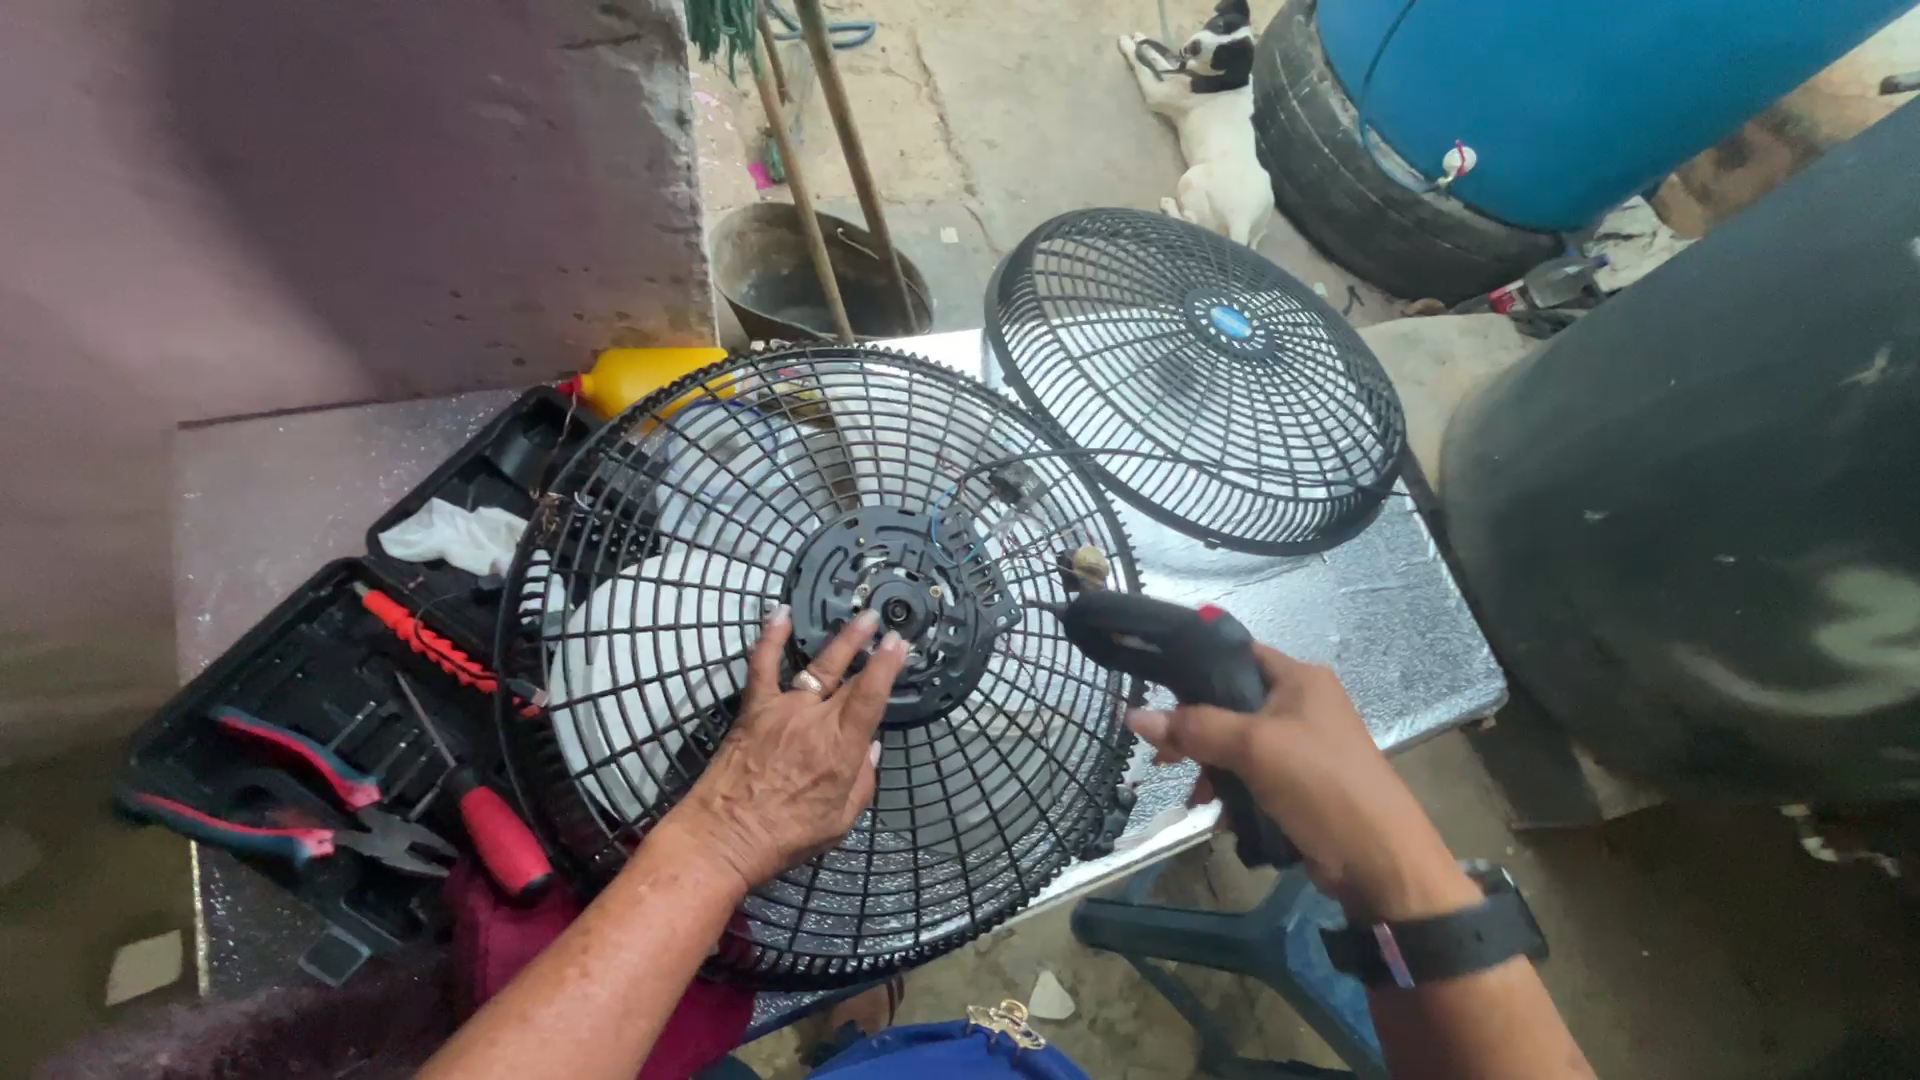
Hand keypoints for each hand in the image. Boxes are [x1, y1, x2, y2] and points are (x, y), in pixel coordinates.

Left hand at [662, 605, 907, 889]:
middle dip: (872, 649)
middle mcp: (815, 720)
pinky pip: (762, 665)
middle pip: (849, 678)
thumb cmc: (784, 837)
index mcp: (841, 748)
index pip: (871, 696)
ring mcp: (782, 709)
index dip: (887, 666)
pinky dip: (770, 637)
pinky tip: (780, 614)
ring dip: (841, 640)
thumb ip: (862, 782)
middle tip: (886, 627)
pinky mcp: (754, 709)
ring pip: (817, 665)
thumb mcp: (840, 822)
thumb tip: (872, 749)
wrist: (722, 838)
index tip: (899, 644)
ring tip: (860, 619)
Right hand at [1127, 645, 1478, 920]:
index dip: (1194, 668)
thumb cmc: (1321, 786)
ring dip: (1210, 765)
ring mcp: (1301, 742)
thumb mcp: (1253, 748)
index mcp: (1299, 678)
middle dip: (1194, 730)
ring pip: (1234, 740)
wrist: (1381, 864)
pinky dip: (1230, 786)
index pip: (1234, 653)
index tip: (1155, 692)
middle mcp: (1300, 702)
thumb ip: (1193, 727)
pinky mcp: (1299, 779)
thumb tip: (1134, 715)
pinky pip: (1249, 771)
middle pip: (1228, 701)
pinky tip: (1218, 811)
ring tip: (1196, 794)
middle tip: (1165, 756)